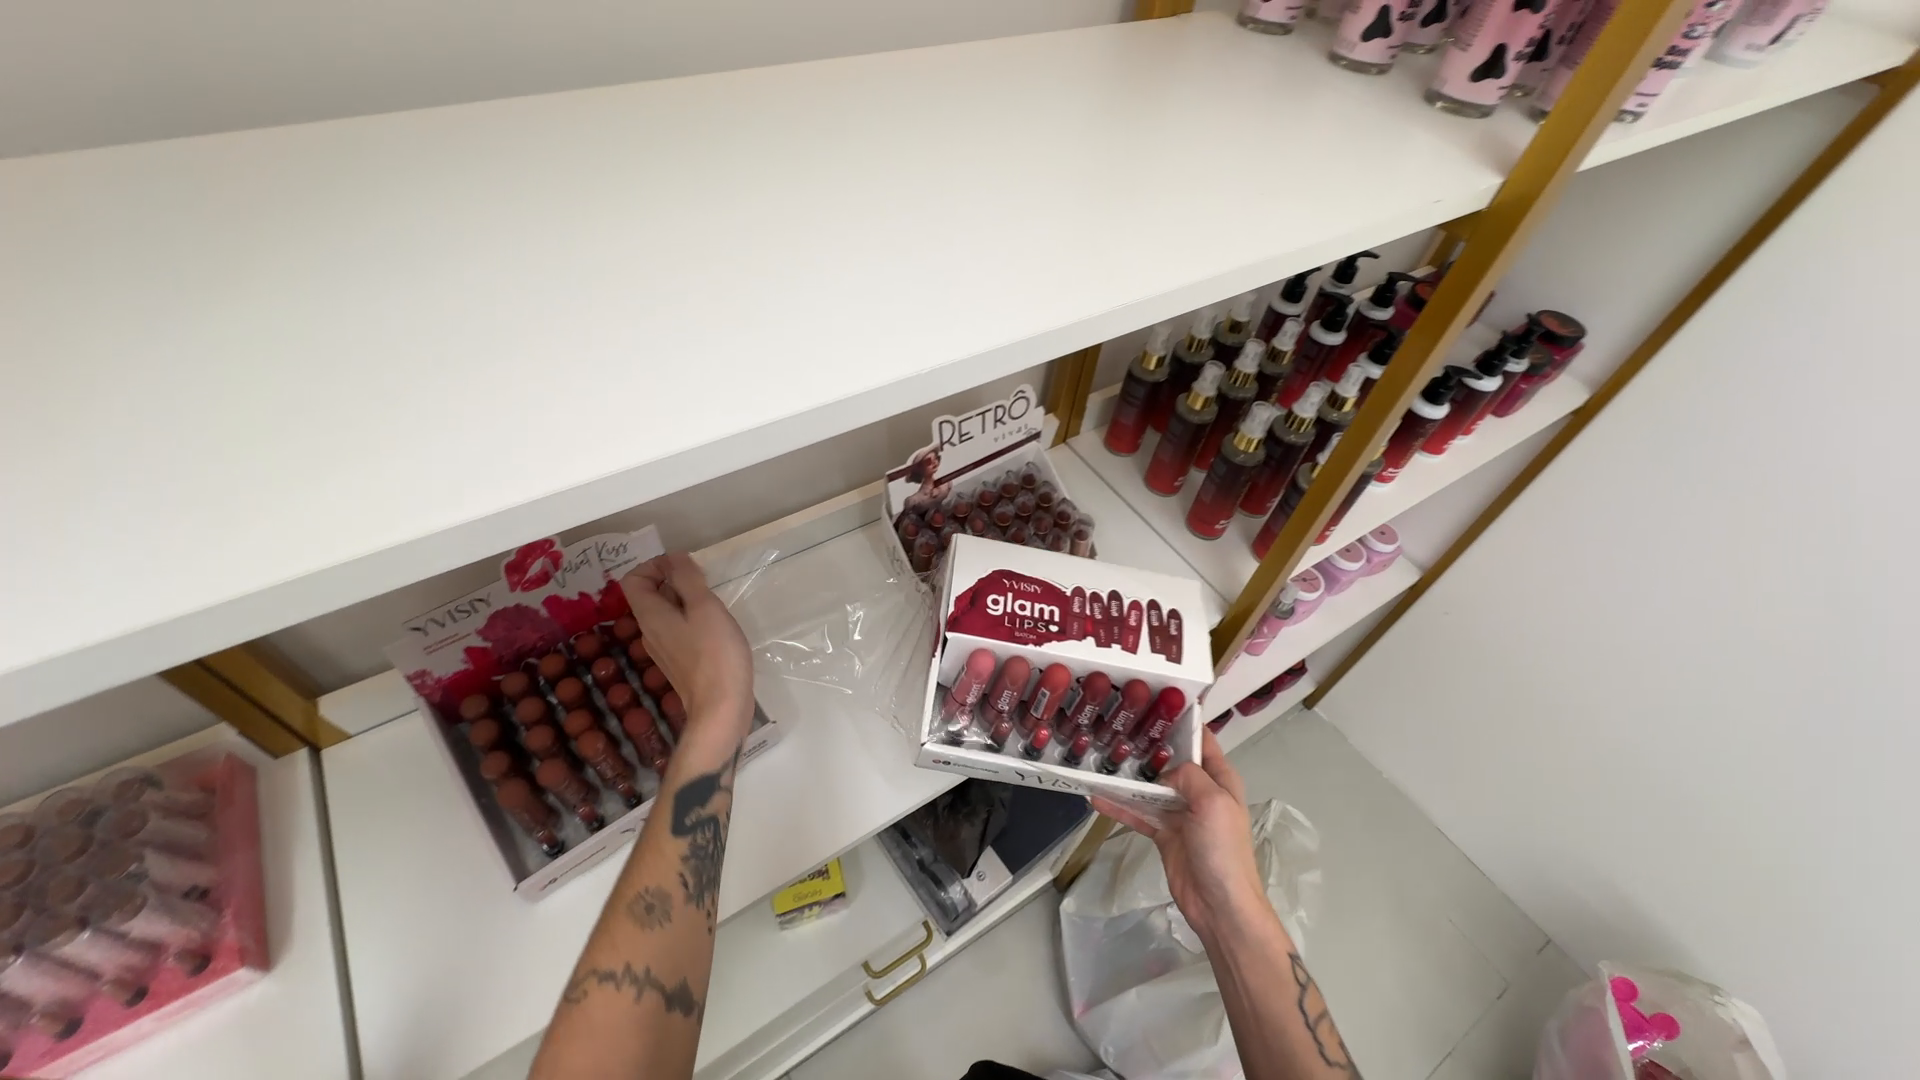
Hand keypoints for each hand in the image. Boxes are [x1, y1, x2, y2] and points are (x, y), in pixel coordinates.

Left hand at [620, 553, 754, 744]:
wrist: (721, 708)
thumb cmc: (715, 654)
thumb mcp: (705, 608)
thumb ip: (687, 579)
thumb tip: (674, 558)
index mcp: (650, 616)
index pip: (633, 579)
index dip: (655, 565)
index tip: (684, 567)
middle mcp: (649, 632)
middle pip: (649, 595)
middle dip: (674, 580)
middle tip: (704, 583)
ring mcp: (664, 650)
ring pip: (666, 613)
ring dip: (686, 600)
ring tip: (713, 604)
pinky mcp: (679, 663)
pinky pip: (678, 631)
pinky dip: (692, 620)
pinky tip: (716, 628)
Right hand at [1091, 729, 1265, 944]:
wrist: (1220, 906)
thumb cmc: (1223, 850)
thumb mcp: (1212, 802)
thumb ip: (1188, 776)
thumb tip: (1164, 773)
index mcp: (1220, 780)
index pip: (1202, 741)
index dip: (1182, 723)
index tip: (1154, 705)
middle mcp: (1200, 792)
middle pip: (1171, 763)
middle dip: (1147, 749)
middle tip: (1117, 730)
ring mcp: (1181, 815)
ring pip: (1151, 788)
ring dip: (1129, 779)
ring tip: (1100, 762)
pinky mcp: (1164, 835)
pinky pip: (1139, 814)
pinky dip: (1120, 807)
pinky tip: (1097, 799)